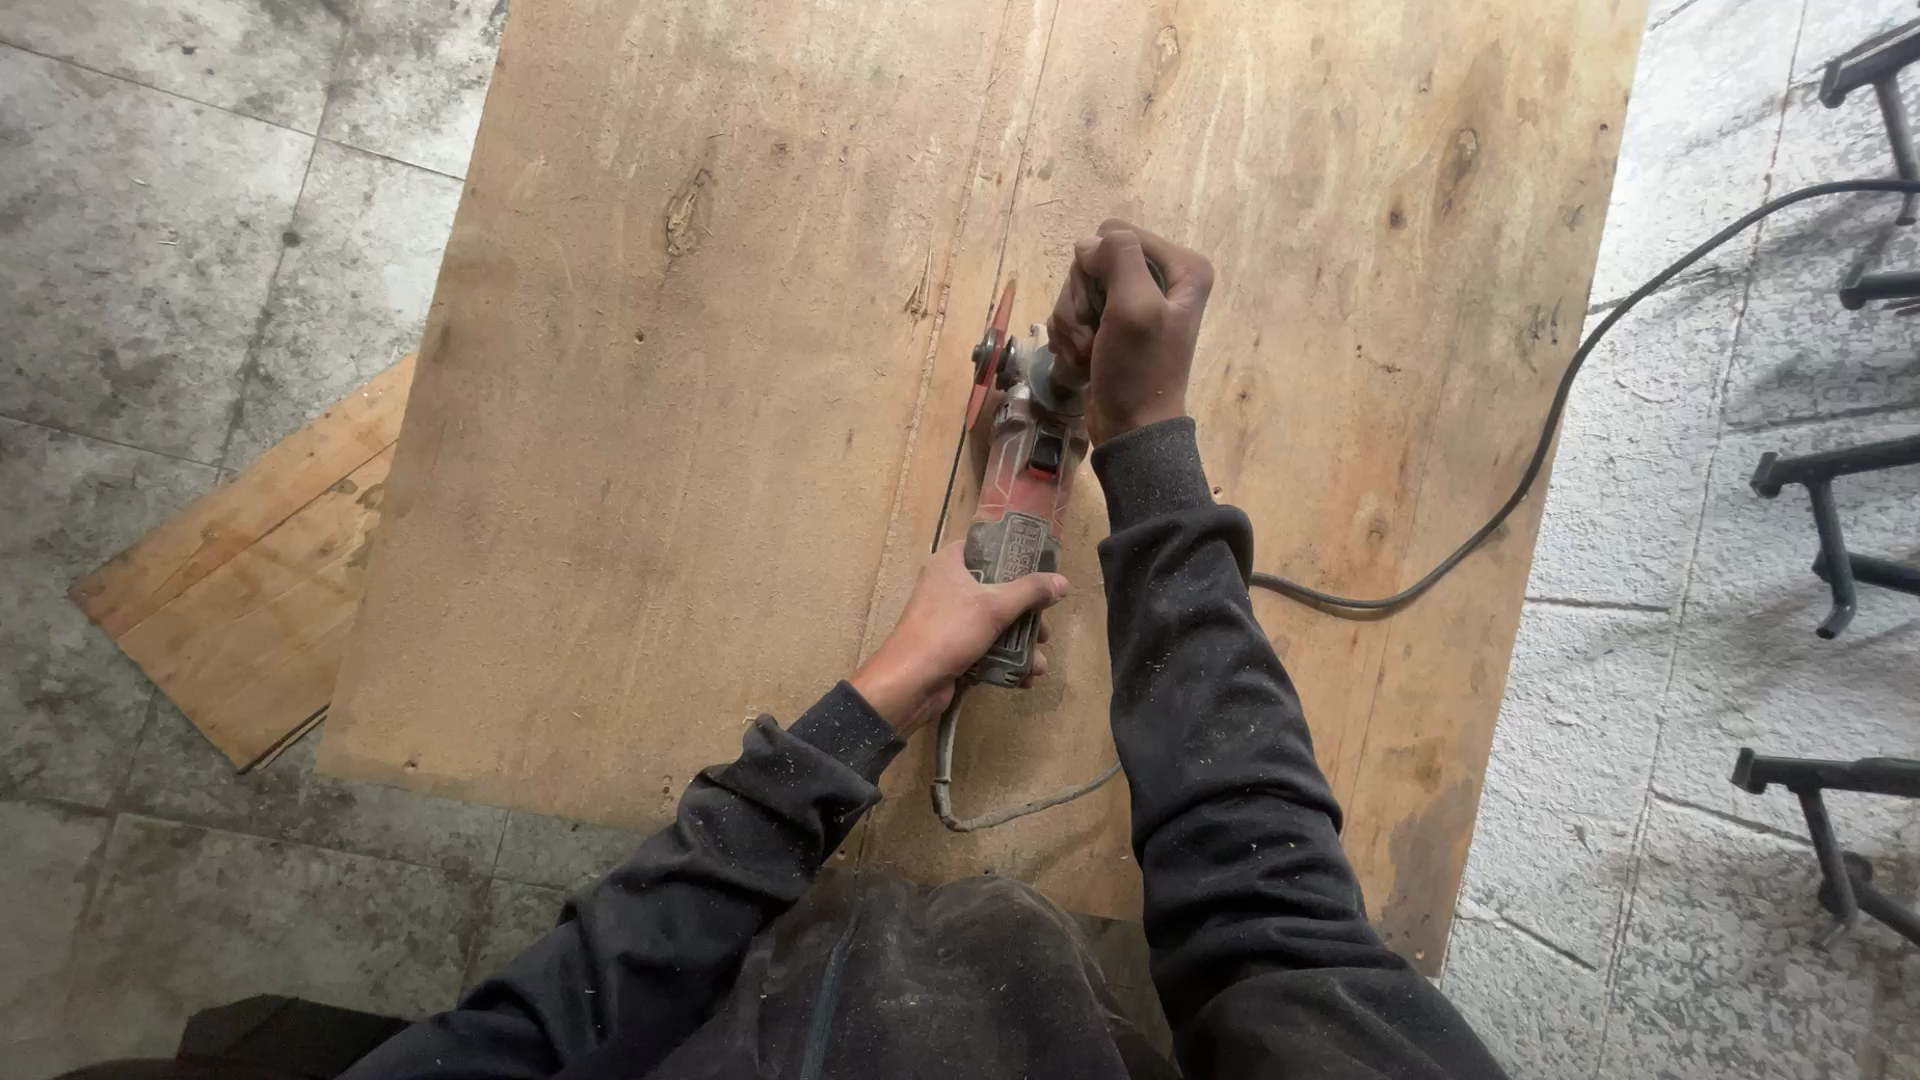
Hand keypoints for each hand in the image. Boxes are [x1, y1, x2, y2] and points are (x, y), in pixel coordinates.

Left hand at [850, 544, 1068, 734]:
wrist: (910, 683)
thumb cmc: (948, 631)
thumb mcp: (994, 606)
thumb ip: (1030, 591)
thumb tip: (1063, 582)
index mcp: (949, 564)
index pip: (984, 548)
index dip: (1012, 556)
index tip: (1039, 570)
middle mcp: (946, 586)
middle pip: (996, 590)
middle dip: (1025, 614)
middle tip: (1044, 629)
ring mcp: (948, 619)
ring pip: (993, 623)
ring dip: (1019, 644)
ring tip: (1039, 663)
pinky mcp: (951, 648)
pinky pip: (984, 648)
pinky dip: (1004, 661)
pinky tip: (1025, 677)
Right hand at [1046, 219, 1214, 444]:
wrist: (1130, 427)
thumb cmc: (1139, 371)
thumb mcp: (1135, 307)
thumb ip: (1118, 259)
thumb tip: (1088, 245)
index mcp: (1182, 267)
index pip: (1116, 234)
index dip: (1098, 266)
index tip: (1102, 305)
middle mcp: (1159, 280)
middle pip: (1092, 263)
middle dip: (1082, 302)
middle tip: (1093, 336)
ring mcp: (1131, 305)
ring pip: (1076, 291)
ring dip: (1072, 326)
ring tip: (1087, 354)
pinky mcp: (1109, 328)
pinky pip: (1071, 315)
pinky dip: (1069, 339)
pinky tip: (1082, 360)